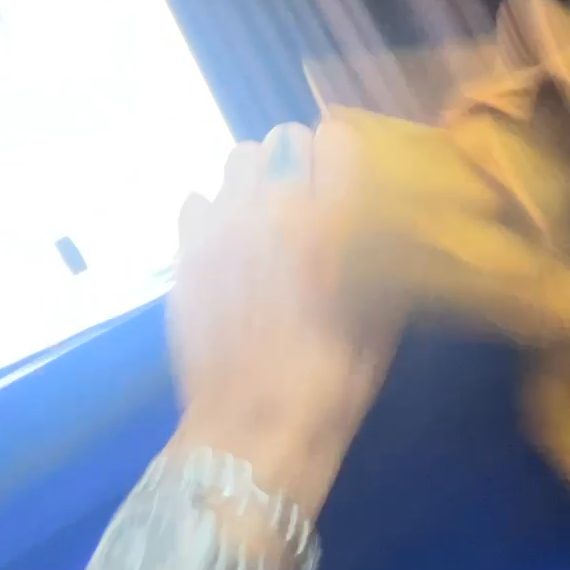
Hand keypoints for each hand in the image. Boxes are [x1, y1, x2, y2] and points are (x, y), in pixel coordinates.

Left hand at [166, 120, 398, 510]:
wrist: (253, 433)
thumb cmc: (334, 381)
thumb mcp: (384, 314)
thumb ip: (382, 248)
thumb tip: (376, 207)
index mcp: (332, 221)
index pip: (337, 137)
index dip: (345, 155)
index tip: (346, 177)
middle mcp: (274, 209)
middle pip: (285, 136)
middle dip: (301, 160)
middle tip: (307, 197)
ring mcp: (222, 226)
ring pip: (239, 157)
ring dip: (259, 177)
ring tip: (265, 213)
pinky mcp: (186, 250)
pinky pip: (200, 197)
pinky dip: (218, 211)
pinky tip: (229, 244)